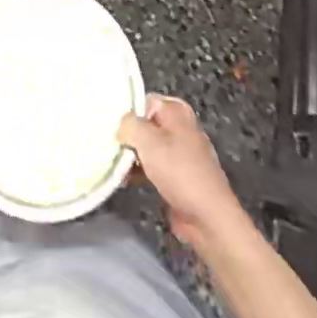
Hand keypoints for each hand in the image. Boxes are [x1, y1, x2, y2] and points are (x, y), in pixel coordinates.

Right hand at [118, 94, 245, 247]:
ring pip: (147, 147)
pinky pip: (153, 166)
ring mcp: (180, 153)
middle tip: (109, 145)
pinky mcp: (178, 176)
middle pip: (145, 124)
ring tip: (112, 164)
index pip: (145, 101)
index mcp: (176, 111)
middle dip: (127, 136)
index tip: (111, 127)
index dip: (127, 113)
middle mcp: (180, 127)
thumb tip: (122, 126)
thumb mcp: (148, 141)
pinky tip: (123, 180)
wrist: (207, 216)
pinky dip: (139, 171)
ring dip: (130, 156)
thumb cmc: (178, 171)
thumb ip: (130, 125)